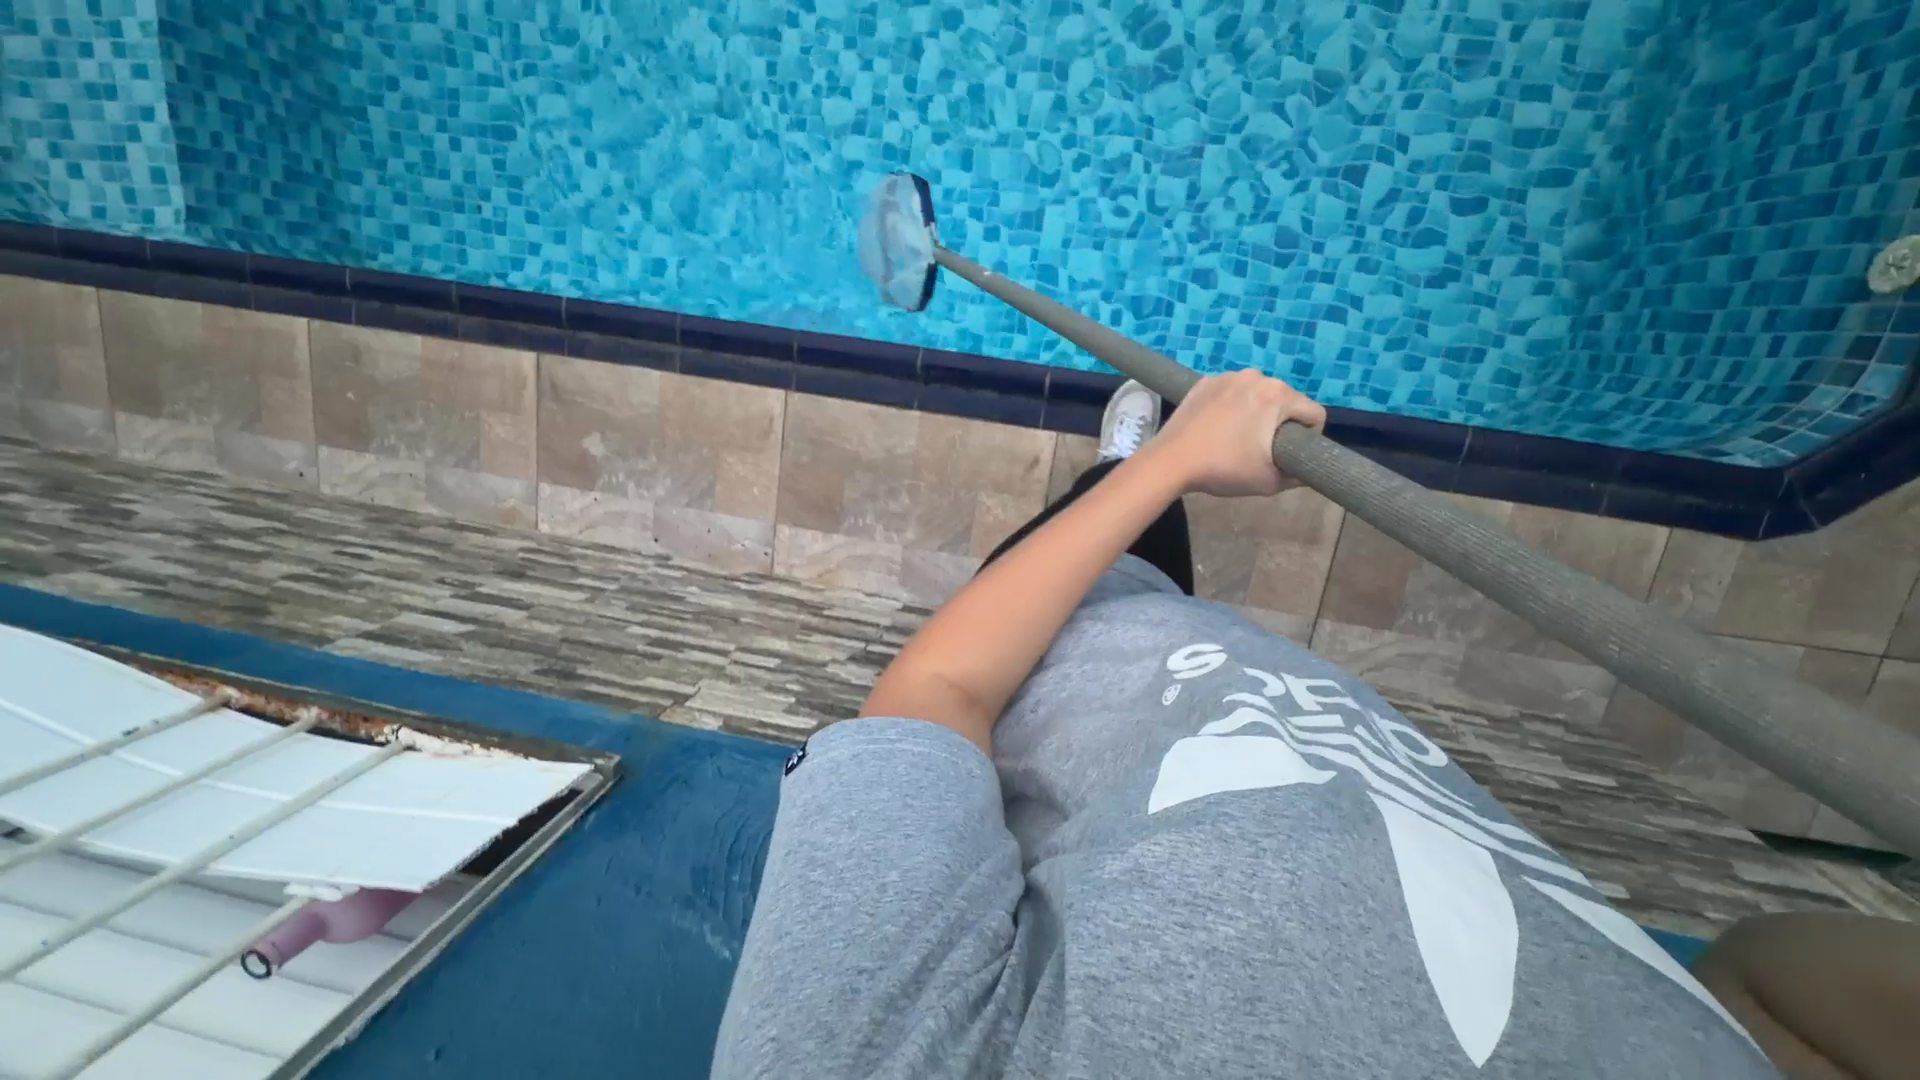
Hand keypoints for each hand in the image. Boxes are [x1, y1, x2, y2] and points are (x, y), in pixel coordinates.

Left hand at [1143, 369, 1326, 496]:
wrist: (1170, 461)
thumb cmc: (1223, 469)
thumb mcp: (1269, 482)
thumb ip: (1298, 477)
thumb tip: (1307, 472)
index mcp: (1278, 394)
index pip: (1314, 414)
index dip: (1310, 437)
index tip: (1290, 453)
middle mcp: (1256, 376)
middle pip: (1285, 401)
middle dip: (1280, 423)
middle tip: (1259, 448)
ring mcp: (1227, 376)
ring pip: (1258, 394)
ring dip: (1256, 412)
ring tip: (1236, 437)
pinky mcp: (1204, 381)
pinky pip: (1231, 392)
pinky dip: (1231, 406)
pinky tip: (1217, 426)